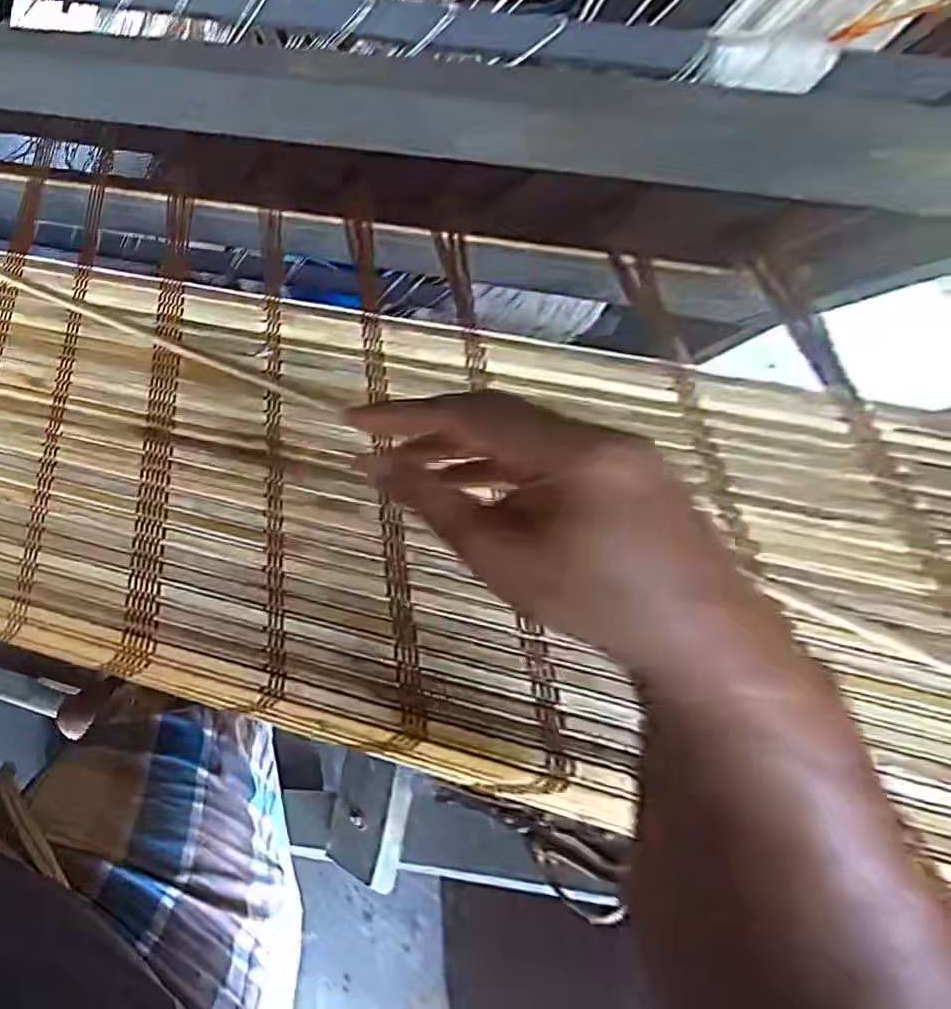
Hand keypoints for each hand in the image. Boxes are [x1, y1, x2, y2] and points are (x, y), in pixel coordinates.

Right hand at [345, 391, 785, 679]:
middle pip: (494, 413)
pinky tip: (463, 481)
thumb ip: (430, 499)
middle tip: (374, 437)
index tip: (351, 419)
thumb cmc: (590, 600)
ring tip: (408, 464)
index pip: (467, 415)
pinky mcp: (623, 471)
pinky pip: (544, 451)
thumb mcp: (494, 552)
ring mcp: (617, 452)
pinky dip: (495, 461)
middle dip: (427, 423)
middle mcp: (597, 436)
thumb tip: (373, 465)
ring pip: (518, 431)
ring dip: (459, 444)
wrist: (704, 642)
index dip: (401, 415)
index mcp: (570, 451)